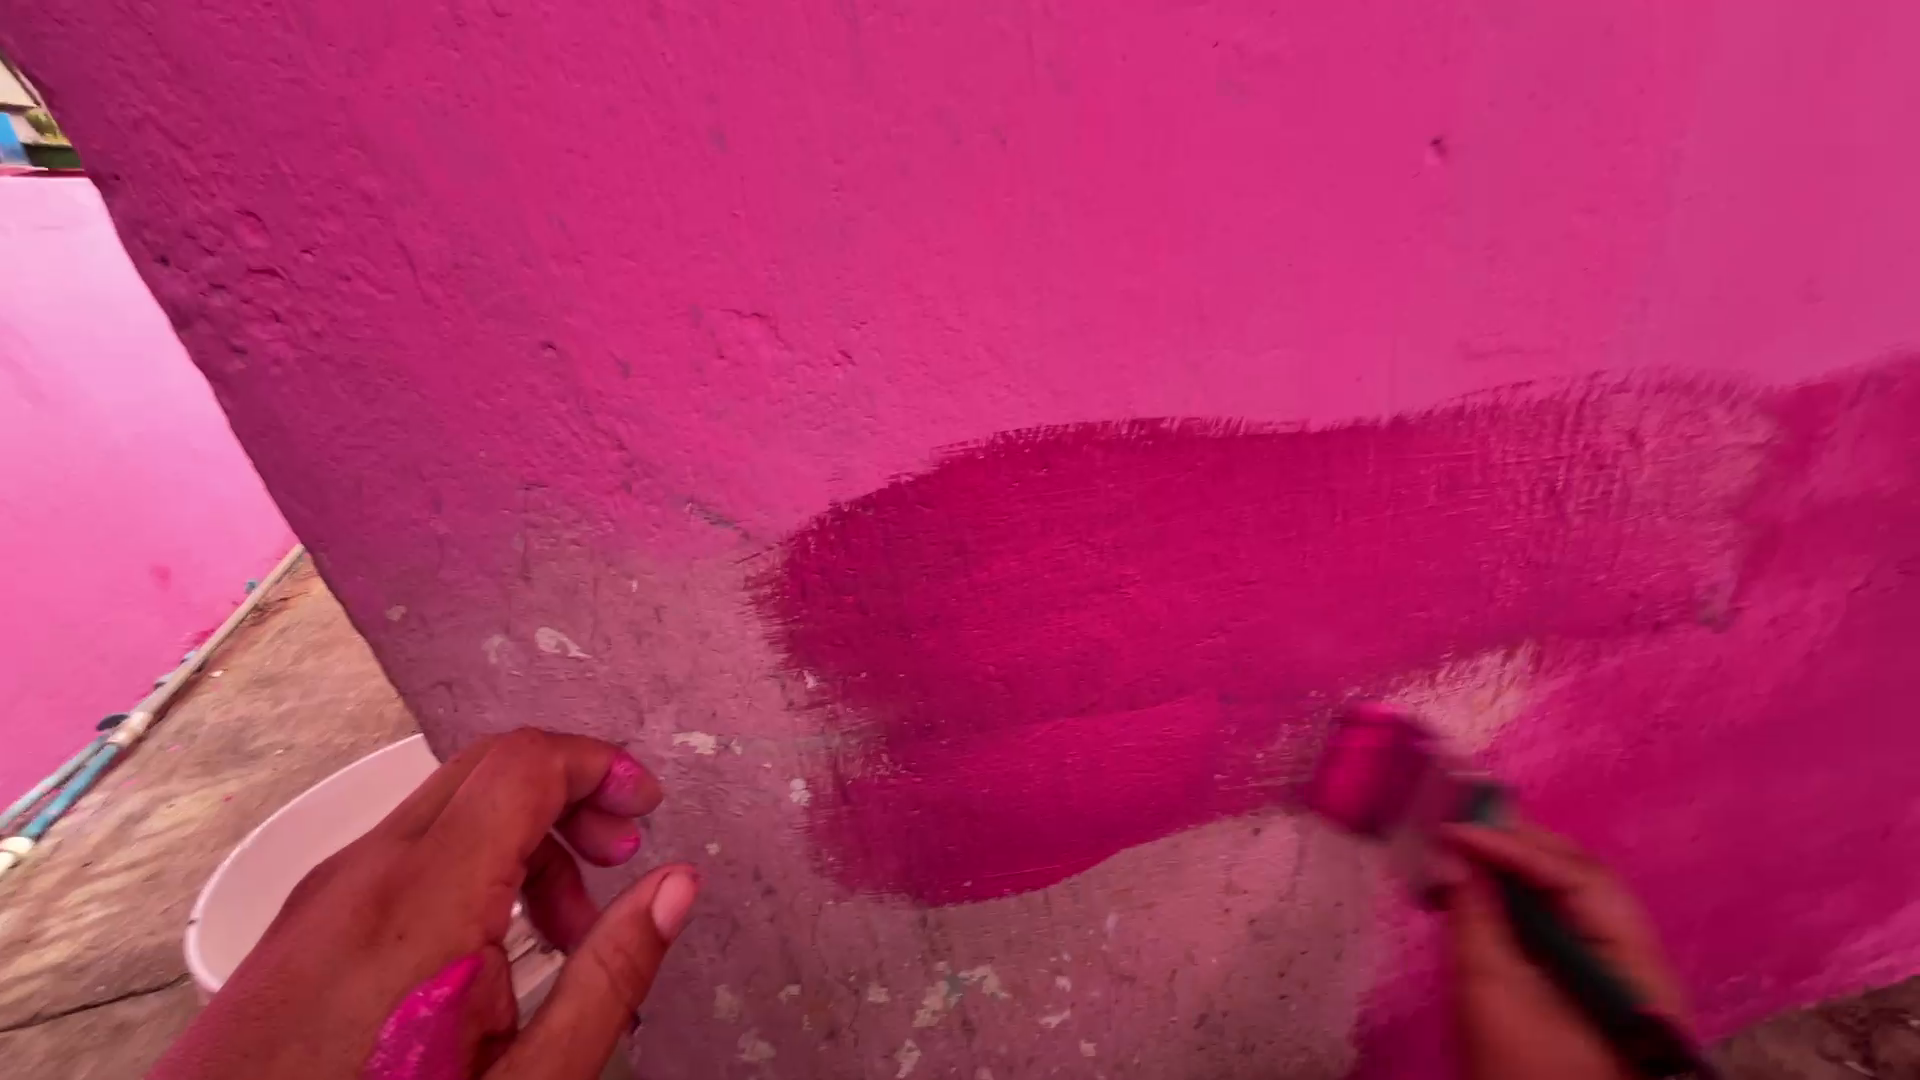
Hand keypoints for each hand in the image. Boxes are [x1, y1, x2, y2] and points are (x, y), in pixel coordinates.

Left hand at [151, 729, 698, 1079]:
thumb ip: (610, 975)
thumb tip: (680, 881)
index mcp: (418, 902)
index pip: (524, 763)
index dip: (601, 765)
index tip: (648, 813)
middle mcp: (362, 873)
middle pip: (491, 765)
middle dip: (574, 789)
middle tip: (621, 855)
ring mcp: (321, 897)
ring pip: (453, 805)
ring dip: (531, 834)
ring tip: (566, 924)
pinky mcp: (303, 926)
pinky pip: (412, 851)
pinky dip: (479, 863)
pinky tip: (494, 948)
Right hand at [1442, 821, 1690, 1079]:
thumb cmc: (1520, 1071)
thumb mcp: (1490, 992)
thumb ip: (1474, 916)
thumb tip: (1451, 853)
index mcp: (1635, 971)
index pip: (1579, 881)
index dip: (1513, 846)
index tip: (1451, 830)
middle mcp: (1637, 961)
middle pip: (1580, 878)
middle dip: (1514, 843)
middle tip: (1455, 822)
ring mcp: (1612, 969)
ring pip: (1564, 892)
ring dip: (1508, 863)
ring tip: (1455, 847)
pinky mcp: (1582, 976)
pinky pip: (1549, 915)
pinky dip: (1506, 891)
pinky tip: (1467, 883)